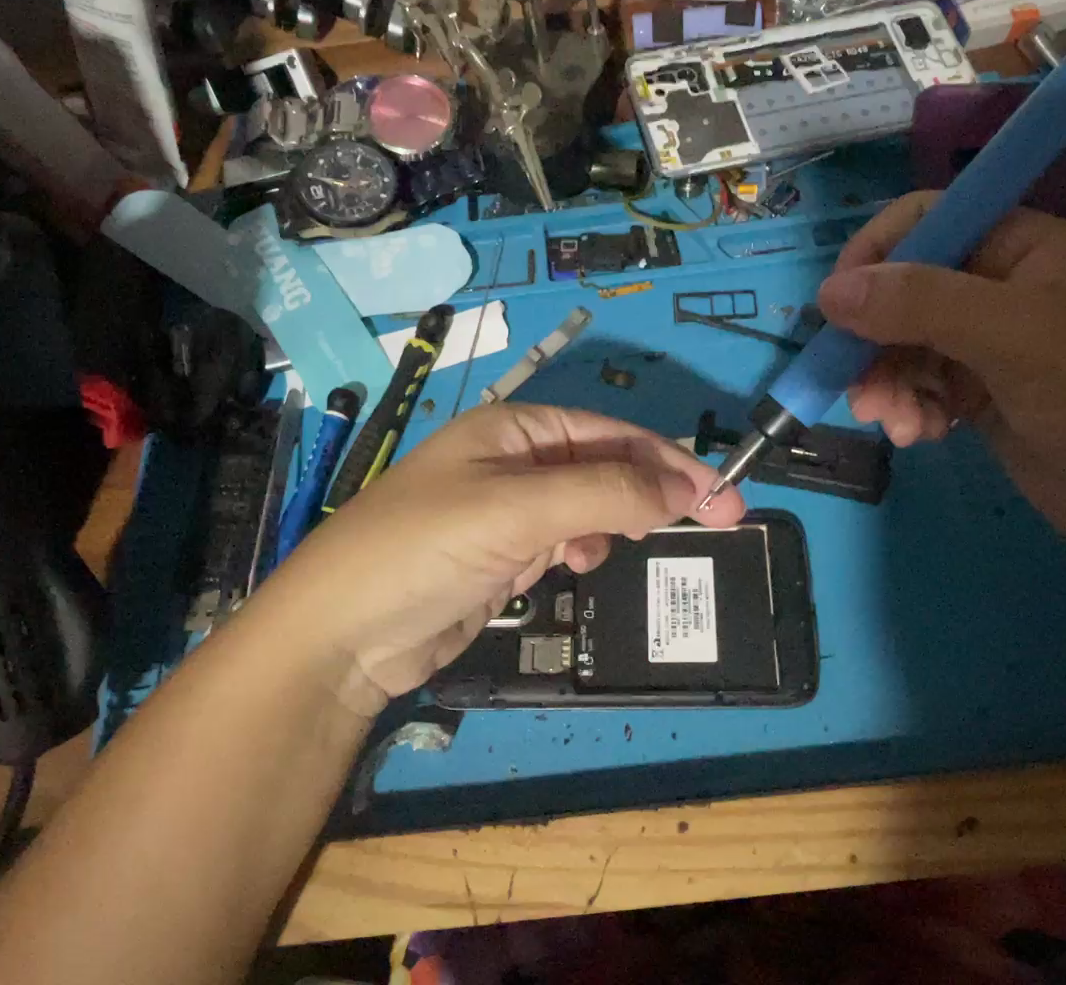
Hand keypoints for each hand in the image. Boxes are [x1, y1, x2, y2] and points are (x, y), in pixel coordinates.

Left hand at [259, 404, 745, 709]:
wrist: (342, 636)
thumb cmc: (425, 549)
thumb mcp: (518, 510)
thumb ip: (606, 493)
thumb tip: (685, 489)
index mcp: (512, 429)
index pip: (610, 432)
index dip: (669, 459)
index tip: (723, 494)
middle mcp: (511, 462)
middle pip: (604, 466)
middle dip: (654, 491)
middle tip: (718, 521)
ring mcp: (504, 512)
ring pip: (587, 506)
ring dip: (613, 522)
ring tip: (620, 547)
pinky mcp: (499, 557)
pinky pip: (560, 541)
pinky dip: (579, 548)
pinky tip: (574, 564)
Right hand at [815, 195, 1065, 563]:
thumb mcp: (1016, 338)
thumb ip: (922, 305)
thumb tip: (828, 291)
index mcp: (1021, 247)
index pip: (928, 220)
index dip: (876, 254)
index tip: (836, 303)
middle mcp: (1001, 288)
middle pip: (904, 291)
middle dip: (873, 339)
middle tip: (855, 385)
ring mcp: (990, 346)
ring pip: (904, 346)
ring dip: (886, 383)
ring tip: (892, 423)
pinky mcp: (982, 398)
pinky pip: (920, 388)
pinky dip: (908, 410)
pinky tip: (918, 436)